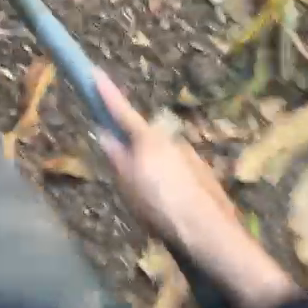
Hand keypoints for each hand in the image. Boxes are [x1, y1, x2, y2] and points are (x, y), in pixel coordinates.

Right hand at [94, 72, 300, 307]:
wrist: (213, 237)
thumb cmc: (161, 205)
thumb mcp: (127, 182)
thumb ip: (115, 156)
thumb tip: (105, 133)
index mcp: (148, 138)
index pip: (122, 110)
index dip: (107, 92)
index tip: (95, 71)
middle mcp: (171, 141)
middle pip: (144, 137)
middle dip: (133, 147)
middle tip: (125, 172)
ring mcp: (192, 158)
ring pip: (163, 157)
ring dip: (153, 168)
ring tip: (149, 200)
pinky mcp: (206, 178)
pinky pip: (178, 173)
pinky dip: (170, 183)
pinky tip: (170, 207)